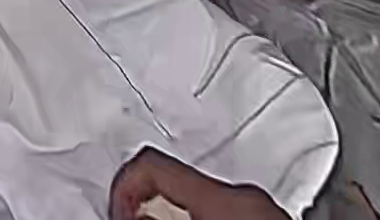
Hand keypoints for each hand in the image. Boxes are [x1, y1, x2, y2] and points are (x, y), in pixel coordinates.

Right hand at [110, 148, 288, 219]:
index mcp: (228, 200)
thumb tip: (130, 217)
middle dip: (150, 210)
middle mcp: (247, 199)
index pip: (152, 165)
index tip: (115, 214)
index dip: (123, 189)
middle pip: (176, 184)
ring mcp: (264, 216)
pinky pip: (223, 218)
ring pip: (199, 204)